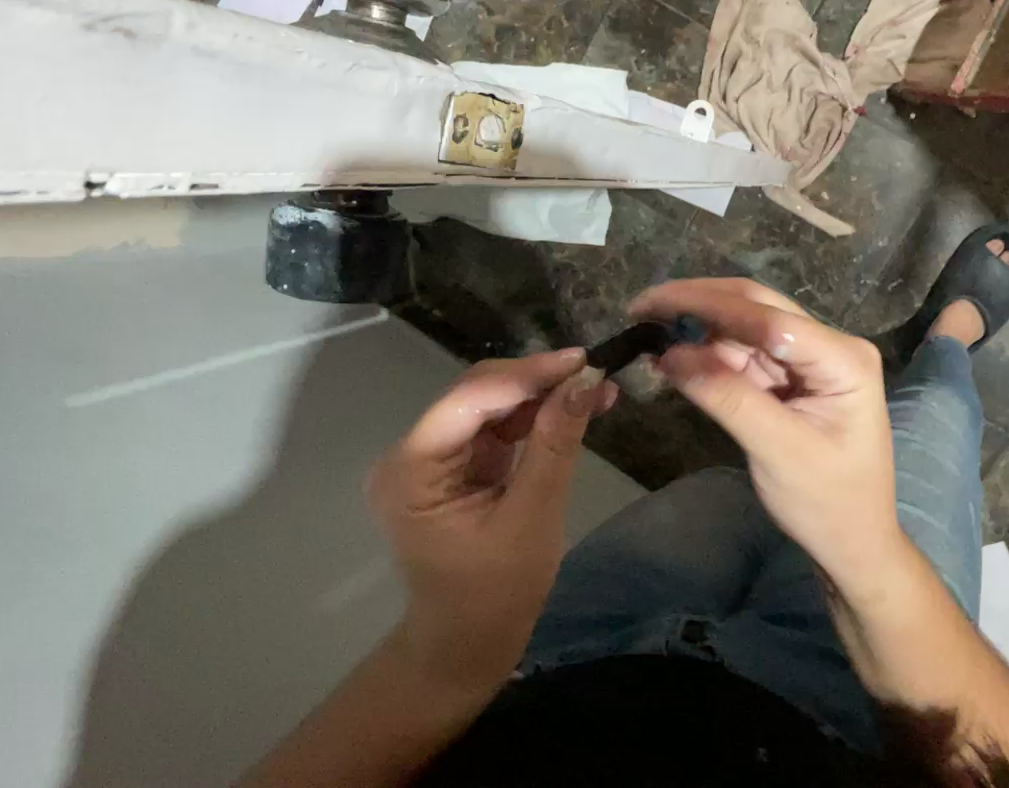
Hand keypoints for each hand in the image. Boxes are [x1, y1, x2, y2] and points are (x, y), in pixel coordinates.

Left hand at [368, 348, 616, 688]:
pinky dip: (535, 417)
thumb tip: (586, 382)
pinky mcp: (456, 466)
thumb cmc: (495, 596)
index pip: (469, 400)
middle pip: (477, 395)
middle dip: (536, 381)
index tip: (582, 360)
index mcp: (412, 471)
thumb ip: (555, 446)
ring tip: (596, 387)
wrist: (467, 647)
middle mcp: (412, 454)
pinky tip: (574, 407)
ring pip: (491, 405)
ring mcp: (433, 459)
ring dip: (542, 395)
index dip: (526, 374)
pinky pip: (497, 427)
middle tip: (594, 372)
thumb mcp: (533, 520)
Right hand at [628, 278, 908, 581]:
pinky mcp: (788, 376)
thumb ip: (727, 398)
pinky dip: (706, 351)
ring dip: (697, 324)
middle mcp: (828, 345)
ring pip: (744, 325)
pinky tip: (672, 351)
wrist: (853, 542)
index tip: (652, 305)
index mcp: (842, 357)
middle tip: (641, 307)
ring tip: (646, 326)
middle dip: (697, 303)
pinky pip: (742, 352)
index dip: (707, 305)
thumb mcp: (778, 450)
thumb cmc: (828, 502)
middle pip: (755, 306)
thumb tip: (670, 353)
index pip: (767, 317)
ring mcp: (808, 359)